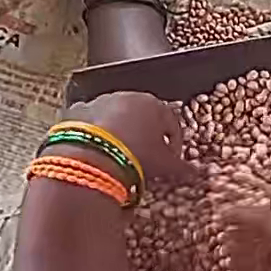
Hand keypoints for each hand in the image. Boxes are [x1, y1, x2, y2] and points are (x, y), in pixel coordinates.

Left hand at [58, 92, 188, 183]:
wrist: (92, 157)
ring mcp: (99, 101)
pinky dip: (95, 137)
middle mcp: (127, 96)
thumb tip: (194, 173)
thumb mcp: (165, 165)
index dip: (174, 144)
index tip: (172, 161)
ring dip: (120, 135)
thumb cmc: (138, 156)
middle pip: (142, 117)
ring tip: (120, 159)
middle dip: (145, 137)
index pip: (171, 123)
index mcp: (155, 104)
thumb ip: (181, 168)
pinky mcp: (76, 112)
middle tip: (146, 160)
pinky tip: (97, 154)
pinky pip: (91, 125)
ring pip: (115, 119)